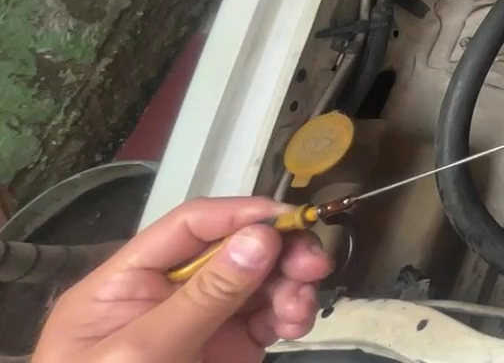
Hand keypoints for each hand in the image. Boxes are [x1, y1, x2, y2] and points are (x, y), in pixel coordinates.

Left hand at [34, 196, 332, 362]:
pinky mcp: (233, 339)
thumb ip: (204, 296)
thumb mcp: (144, 354)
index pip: (192, 225)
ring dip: (295, 285)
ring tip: (300, 311)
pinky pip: (274, 308)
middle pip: (242, 245)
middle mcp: (171, 290)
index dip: (244, 214)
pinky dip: (294, 310)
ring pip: (268, 274)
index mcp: (128, 283)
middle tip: (315, 267)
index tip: (294, 221)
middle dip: (285, 253)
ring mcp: (204, 315)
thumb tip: (264, 235)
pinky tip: (297, 325)